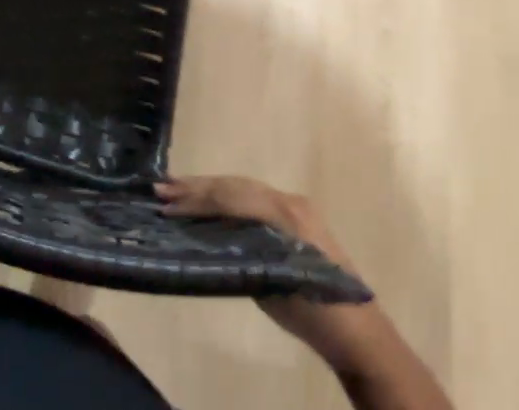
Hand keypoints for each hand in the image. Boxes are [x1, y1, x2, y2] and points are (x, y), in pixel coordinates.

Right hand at [156, 176, 391, 373]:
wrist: (359, 333)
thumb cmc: (313, 311)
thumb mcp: (268, 281)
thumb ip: (239, 247)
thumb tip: (202, 231)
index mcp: (285, 216)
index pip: (230, 198)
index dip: (195, 201)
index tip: (164, 207)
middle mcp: (289, 202)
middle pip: (233, 185)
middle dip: (195, 187)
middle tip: (160, 190)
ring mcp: (295, 207)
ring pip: (241, 187)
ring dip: (208, 187)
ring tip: (175, 188)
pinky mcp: (296, 217)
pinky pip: (253, 197)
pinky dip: (226, 195)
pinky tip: (208, 199)